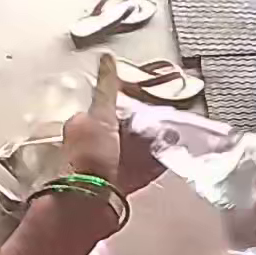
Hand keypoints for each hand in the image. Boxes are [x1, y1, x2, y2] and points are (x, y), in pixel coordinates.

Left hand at [63, 54, 163, 194]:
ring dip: (153, 146)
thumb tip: (107, 57)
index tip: (147, 107)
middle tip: (165, 124)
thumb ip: (107, 88)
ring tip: (172, 140)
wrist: (92, 197)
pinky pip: (140, 171)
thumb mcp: (101, 114)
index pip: (107, 111)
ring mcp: (107, 166)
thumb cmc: (90, 154)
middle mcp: (93, 146)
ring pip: (134, 152)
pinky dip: (154, 164)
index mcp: (83, 126)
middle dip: (144, 129)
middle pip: (123, 132)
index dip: (128, 108)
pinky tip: (167, 159)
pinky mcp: (120, 184)